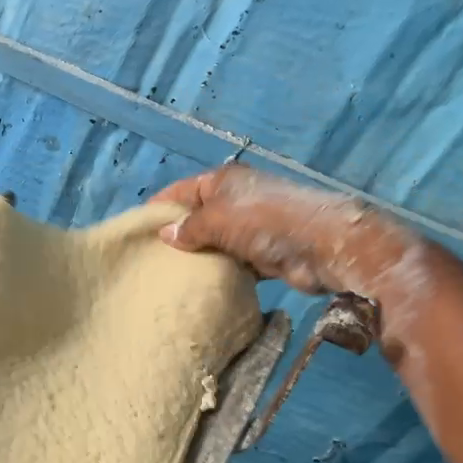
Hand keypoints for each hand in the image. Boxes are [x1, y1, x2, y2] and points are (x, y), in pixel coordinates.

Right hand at [153, 164, 422, 301]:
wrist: (324, 246)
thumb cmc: (263, 221)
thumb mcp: (216, 219)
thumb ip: (188, 228)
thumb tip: (166, 235)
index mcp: (222, 180)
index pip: (179, 191)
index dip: (158, 208)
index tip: (138, 230)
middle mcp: (237, 197)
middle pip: (197, 215)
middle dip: (178, 234)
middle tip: (153, 258)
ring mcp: (254, 224)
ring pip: (216, 240)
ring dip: (202, 255)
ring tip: (173, 274)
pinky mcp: (268, 251)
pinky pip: (235, 259)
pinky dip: (223, 269)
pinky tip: (205, 283)